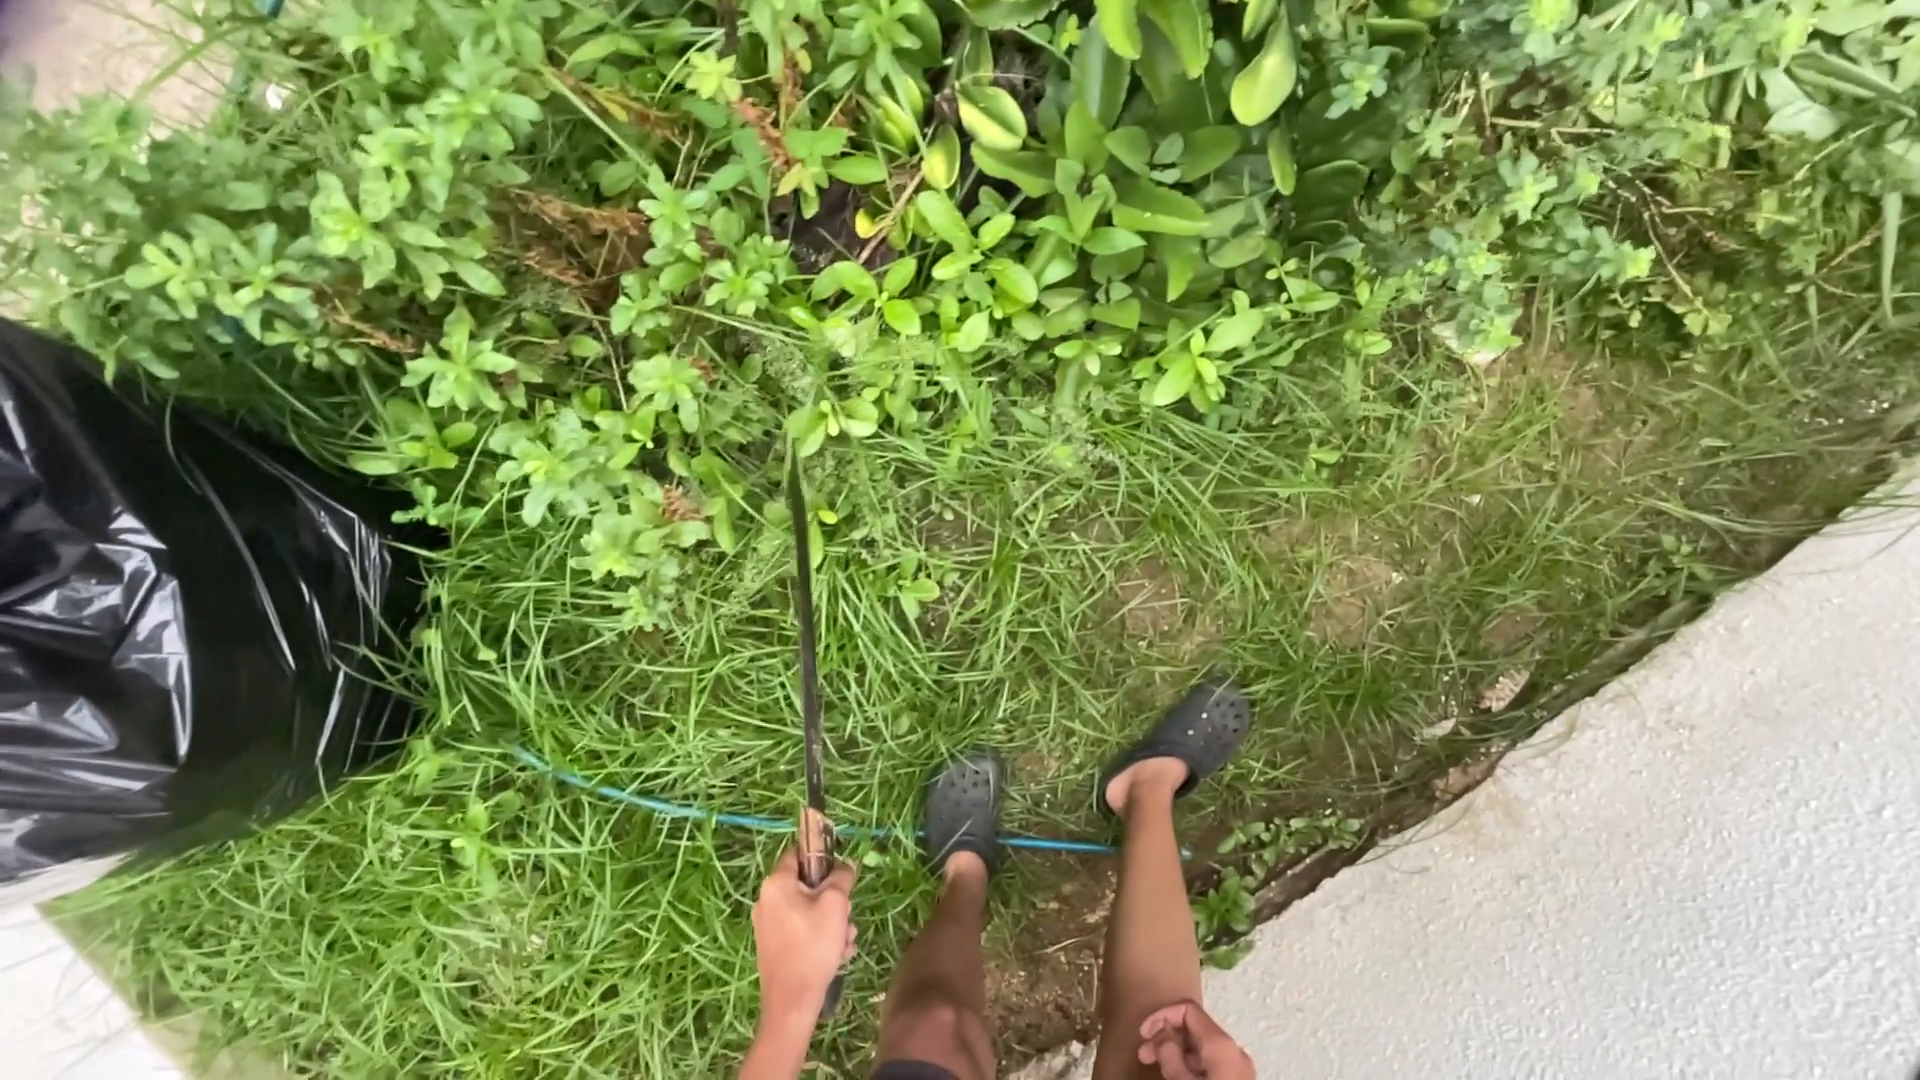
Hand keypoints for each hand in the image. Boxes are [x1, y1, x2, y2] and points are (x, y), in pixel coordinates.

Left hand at [751, 846, 856, 1022]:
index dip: (822, 855)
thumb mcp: (835, 905)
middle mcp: (766, 900)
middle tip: (846, 914)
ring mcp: (767, 924)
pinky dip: (819, 936)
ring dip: (831, 921)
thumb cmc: (813, 945)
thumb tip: (845, 864)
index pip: (799, 852)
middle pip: (806, 885)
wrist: (792, 1002)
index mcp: (776, 883)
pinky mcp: (772, 945)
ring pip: (807, 910)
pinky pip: (800, 929)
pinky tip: (836, 954)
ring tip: (846, 940)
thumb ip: (841, 877)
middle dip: (832, 898)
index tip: (841, 871)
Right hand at [1137, 1000, 1254, 1078]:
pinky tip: (1177, 1079)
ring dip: (1177, 1054)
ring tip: (1158, 1071)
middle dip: (1166, 1037)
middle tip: (1143, 1055)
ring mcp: (1240, 1069)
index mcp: (1221, 1044)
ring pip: (1202, 1048)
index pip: (1187, 1010)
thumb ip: (1168, 1052)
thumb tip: (1163, 1032)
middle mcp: (1234, 1050)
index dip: (1161, 1016)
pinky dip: (1191, 1066)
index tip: (1142, 1035)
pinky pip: (1211, 1064)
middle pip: (1195, 1029)